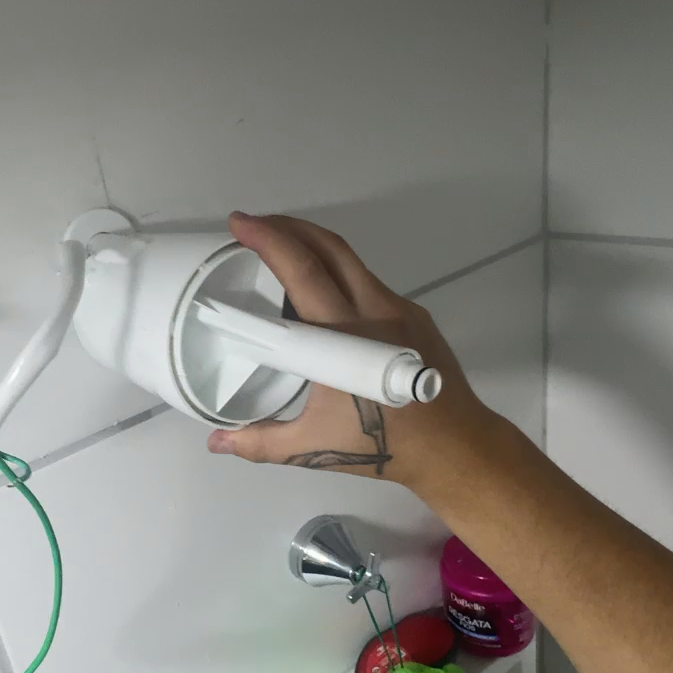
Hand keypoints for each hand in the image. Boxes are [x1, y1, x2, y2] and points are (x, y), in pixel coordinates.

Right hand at [205, 213, 510, 495]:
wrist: (456, 447)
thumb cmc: (383, 447)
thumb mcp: (313, 448)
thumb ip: (260, 442)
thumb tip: (216, 442)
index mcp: (345, 337)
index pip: (302, 272)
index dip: (269, 241)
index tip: (238, 224)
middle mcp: (374, 310)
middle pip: (328, 247)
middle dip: (285, 226)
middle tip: (250, 224)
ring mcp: (399, 308)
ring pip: (350, 260)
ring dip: (311, 244)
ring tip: (279, 247)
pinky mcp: (414, 315)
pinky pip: (367, 281)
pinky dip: (335, 271)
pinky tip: (319, 290)